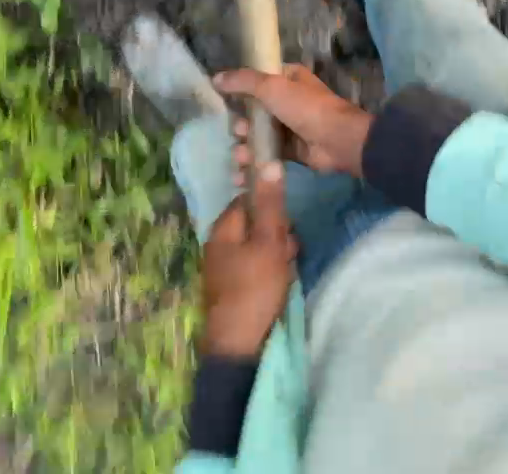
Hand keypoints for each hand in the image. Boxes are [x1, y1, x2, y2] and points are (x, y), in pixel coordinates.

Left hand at [200, 163, 297, 358]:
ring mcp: (222, 269)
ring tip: (287, 272)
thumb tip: (269, 161)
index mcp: (221, 228)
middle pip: (254, 225)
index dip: (270, 206)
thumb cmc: (254, 288)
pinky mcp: (231, 290)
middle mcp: (217, 245)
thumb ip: (270, 204)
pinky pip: (254, 269)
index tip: (286, 223)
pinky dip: (269, 273)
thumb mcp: (268, 242)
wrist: (238, 346)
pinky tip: (280, 286)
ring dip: (277, 256)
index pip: (247, 200)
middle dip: (277, 235)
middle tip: (289, 252)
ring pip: (257, 249)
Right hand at [213, 65, 373, 177]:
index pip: (257, 81)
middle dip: (241, 123)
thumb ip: (243, 81)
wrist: (336, 140)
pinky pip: (267, 154)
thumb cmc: (305, 107)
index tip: (223, 100)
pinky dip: (254, 162)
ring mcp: (290, 126)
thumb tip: (215, 78)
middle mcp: (288, 100)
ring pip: (259, 134)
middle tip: (238, 132)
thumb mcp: (272, 87)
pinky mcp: (291, 150)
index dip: (240, 90)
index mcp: (287, 79)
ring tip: (240, 155)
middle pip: (254, 111)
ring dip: (245, 145)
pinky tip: (241, 173)